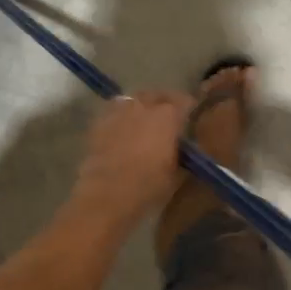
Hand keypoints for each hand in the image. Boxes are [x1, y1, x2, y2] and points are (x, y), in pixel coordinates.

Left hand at [73, 92, 193, 224]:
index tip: (190, 117)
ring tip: (143, 120)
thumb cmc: (148, 185)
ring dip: (141, 106)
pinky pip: (115, 111)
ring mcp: (120, 111)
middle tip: (167, 117)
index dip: (189, 108)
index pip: (184, 101)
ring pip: (134, 99)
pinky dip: (122, 117)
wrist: (106, 194)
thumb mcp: (176, 173)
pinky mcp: (99, 121)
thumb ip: (181, 153)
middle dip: (164, 103)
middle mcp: (145, 105)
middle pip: (158, 95)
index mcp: (168, 115)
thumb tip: (182, 148)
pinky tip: (123, 129)